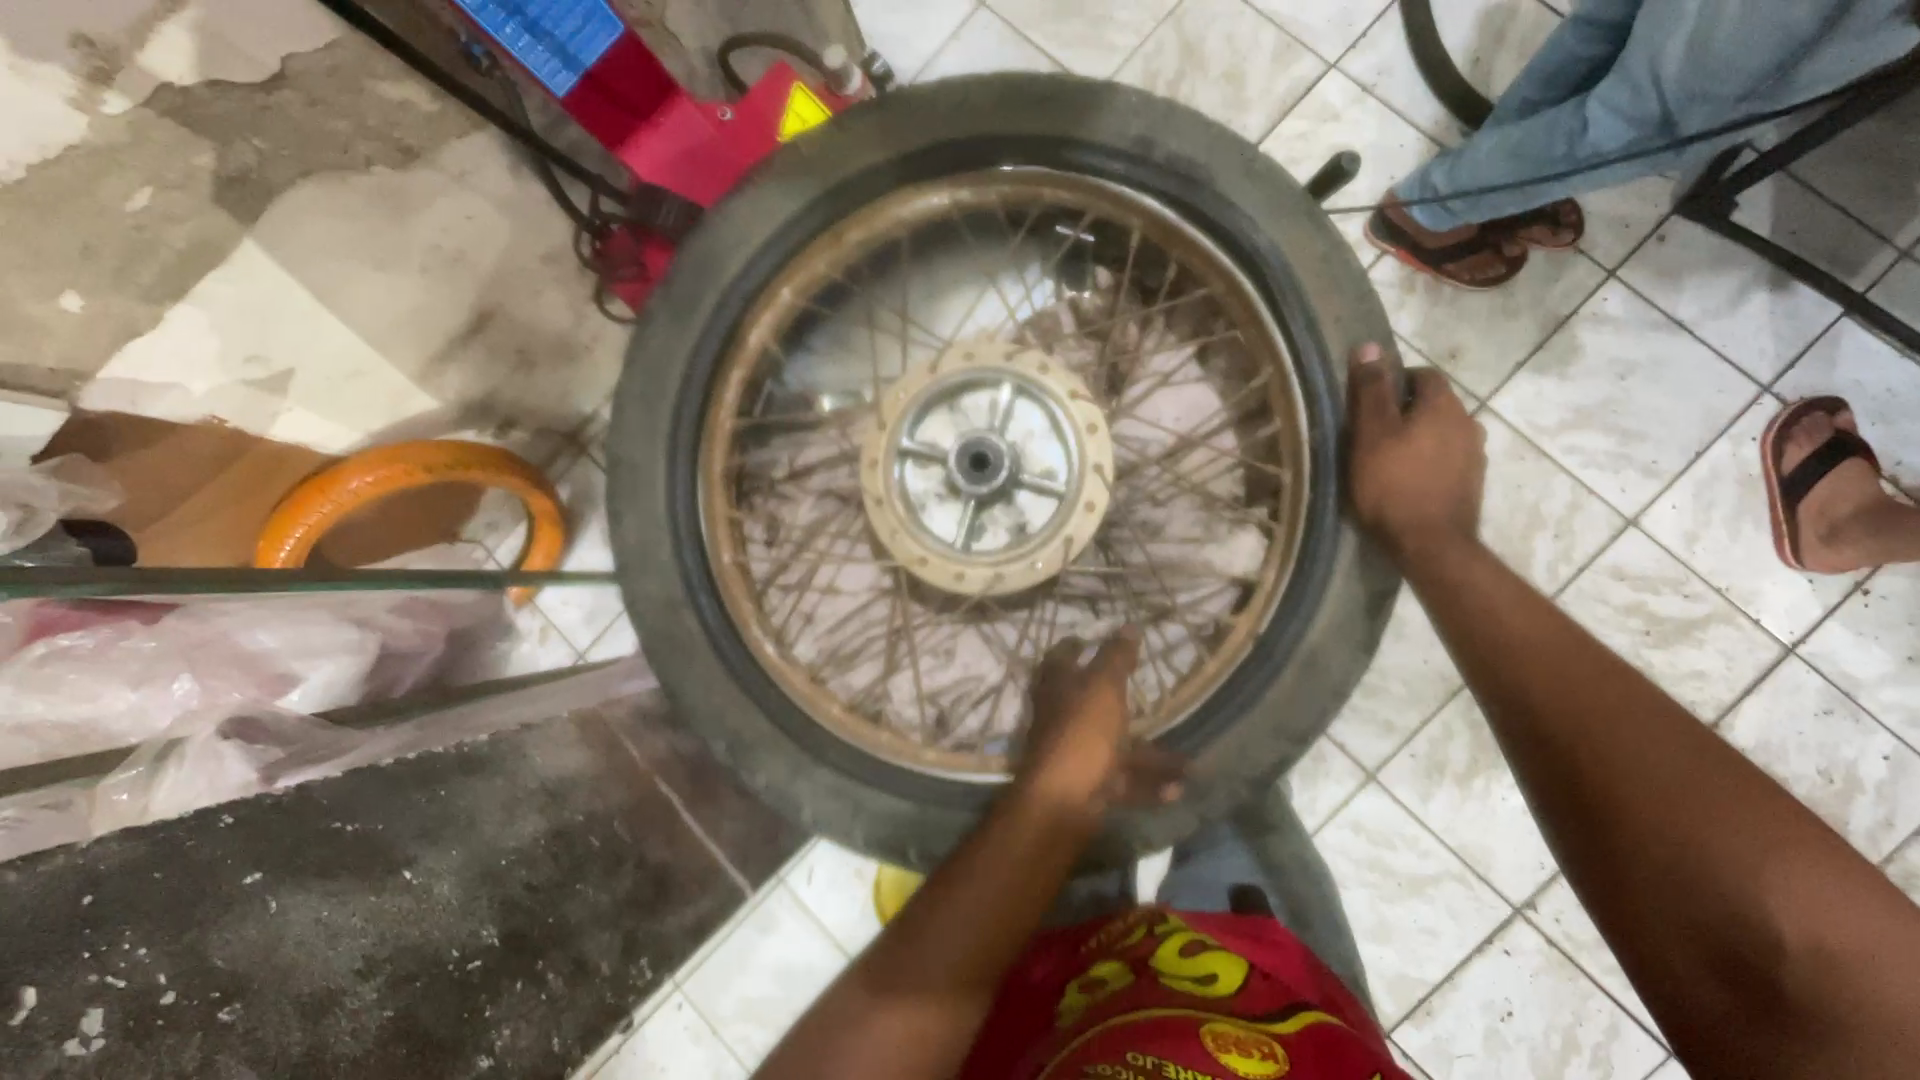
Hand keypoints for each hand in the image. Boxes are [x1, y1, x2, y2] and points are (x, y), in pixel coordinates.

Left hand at [1016, 628, 1184, 820]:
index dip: (1072, 647)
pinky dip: (1148, 785)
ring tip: (1190, 759)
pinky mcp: (1088, 788)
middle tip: (1145, 691)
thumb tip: (1128, 625)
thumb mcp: (1102, 687)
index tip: (1086, 638)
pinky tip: (1178, 789)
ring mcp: (1073, 755)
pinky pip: (1123, 782)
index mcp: (1057, 688)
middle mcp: (1061, 719)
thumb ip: (1116, 658)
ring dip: (1149, 754)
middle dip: (1115, 698)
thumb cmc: (1081, 733)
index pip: (1060, 658)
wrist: (1063, 802)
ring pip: (1114, 747)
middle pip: (1087, 703)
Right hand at [1347, 342, 1485, 562]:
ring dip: (1417, 438)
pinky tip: (1406, 482)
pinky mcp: (1471, 483)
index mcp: (1443, 404)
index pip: (1421, 374)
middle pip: (1433, 404)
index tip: (1367, 403)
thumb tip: (1370, 346)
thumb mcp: (1371, 434)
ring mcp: (1474, 455)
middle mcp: (1468, 422)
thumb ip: (1370, 390)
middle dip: (1405, 411)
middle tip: (1371, 433)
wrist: (1430, 544)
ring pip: (1441, 433)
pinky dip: (1427, 462)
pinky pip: (1446, 459)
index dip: (1393, 382)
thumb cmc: (1392, 484)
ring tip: (1386, 460)